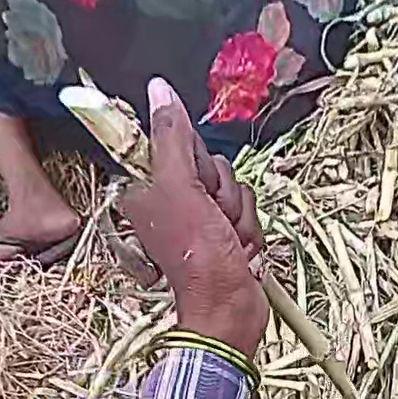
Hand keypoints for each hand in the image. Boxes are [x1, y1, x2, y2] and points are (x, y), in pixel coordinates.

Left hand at [118, 77, 268, 356]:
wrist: (229, 310)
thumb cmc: (198, 256)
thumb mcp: (179, 188)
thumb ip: (170, 137)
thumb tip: (158, 88)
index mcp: (149, 188)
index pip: (181, 143)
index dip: (197, 162)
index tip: (197, 185)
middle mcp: (173, 202)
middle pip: (212, 166)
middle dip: (222, 193)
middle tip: (213, 220)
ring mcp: (202, 222)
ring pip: (234, 190)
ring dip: (238, 217)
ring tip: (227, 242)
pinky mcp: (226, 237)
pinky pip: (247, 214)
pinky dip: (248, 234)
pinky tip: (240, 253)